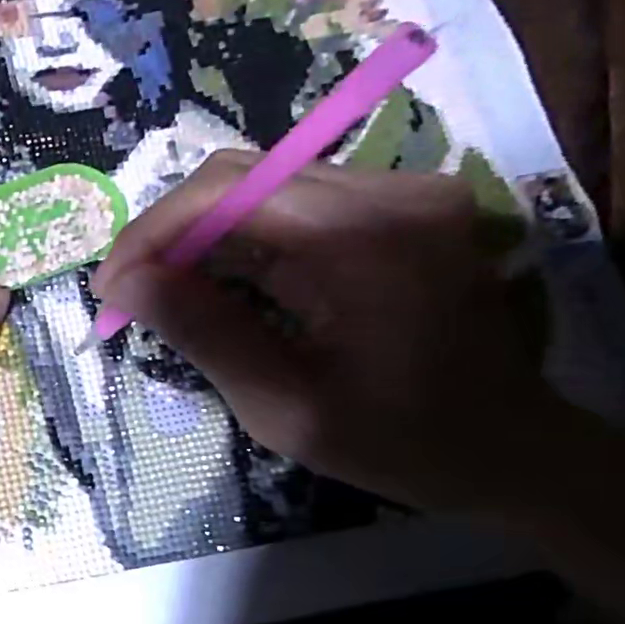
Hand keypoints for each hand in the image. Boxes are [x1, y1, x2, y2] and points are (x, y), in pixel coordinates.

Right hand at [91, 151, 565, 509]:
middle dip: (168, 230)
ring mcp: (398, 191)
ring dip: (199, 232)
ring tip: (164, 287)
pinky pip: (290, 201)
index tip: (110, 288)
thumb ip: (203, 334)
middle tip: (131, 289)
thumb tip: (124, 283)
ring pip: (259, 182)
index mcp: (362, 240)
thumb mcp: (283, 405)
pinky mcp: (396, 204)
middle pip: (239, 174)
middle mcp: (386, 192)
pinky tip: (219, 279)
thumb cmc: (399, 442)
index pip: (225, 193)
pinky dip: (239, 236)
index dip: (151, 233)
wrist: (514, 449)